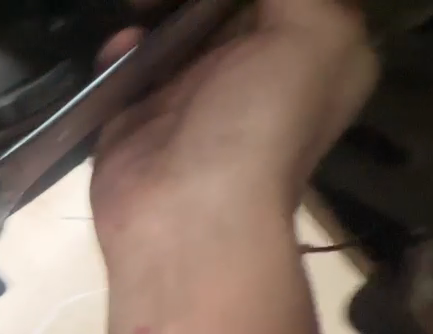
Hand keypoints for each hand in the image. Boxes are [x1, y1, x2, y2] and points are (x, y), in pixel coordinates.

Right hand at [89, 0, 376, 256]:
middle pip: (223, 10)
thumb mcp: (313, 29)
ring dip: (158, 15)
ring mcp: (186, 98)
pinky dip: (119, 54)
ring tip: (141, 8)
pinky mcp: (131, 122)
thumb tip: (228, 3)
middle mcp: (249, 71)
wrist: (183, 212)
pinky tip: (119, 46)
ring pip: (173, 34)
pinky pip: (124, 74)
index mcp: (309, 49)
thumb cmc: (260, 122)